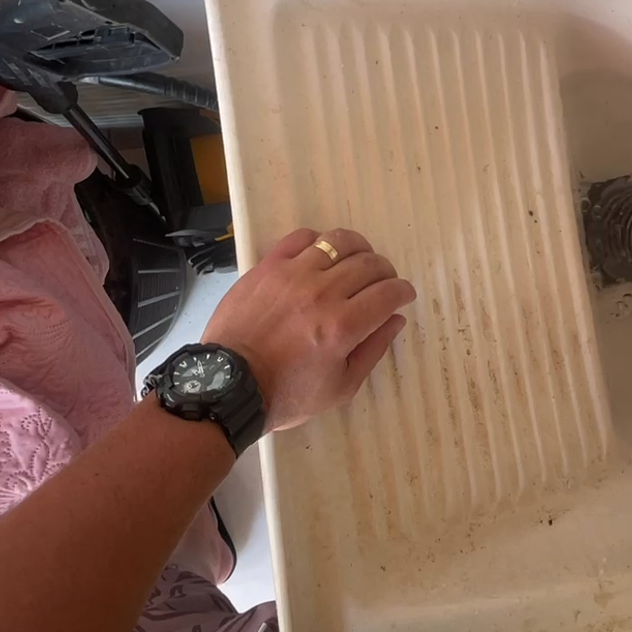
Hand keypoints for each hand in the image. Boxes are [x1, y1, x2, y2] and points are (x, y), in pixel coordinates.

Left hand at [201, 227, 416, 431]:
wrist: (227, 385)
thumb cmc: (286, 394)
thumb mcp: (340, 388)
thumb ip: (372, 351)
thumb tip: (395, 319)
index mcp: (343, 327)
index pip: (388, 293)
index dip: (403, 292)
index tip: (403, 296)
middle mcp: (322, 293)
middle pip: (369, 264)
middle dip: (386, 272)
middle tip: (383, 283)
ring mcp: (293, 274)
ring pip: (339, 241)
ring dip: (359, 249)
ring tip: (357, 262)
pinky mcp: (269, 265)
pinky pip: (302, 237)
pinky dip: (320, 240)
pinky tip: (322, 255)